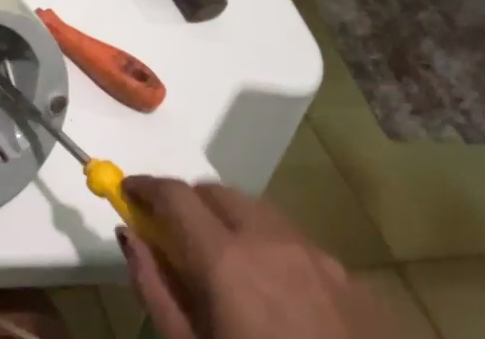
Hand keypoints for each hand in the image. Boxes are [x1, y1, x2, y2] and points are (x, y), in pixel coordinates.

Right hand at [119, 177, 397, 338]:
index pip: (172, 194)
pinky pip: (301, 247)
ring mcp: (321, 259)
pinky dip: (275, 253)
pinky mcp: (357, 283)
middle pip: (217, 192)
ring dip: (233, 223)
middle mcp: (272, 243)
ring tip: (230, 267)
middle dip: (189, 202)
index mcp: (224, 259)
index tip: (127, 193)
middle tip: (174, 233)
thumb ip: (153, 287)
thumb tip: (130, 235)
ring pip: (262, 214)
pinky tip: (279, 298)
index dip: (144, 187)